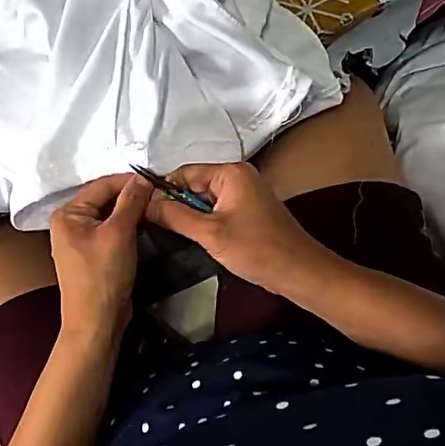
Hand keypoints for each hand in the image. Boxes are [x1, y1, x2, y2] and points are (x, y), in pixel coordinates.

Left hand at [49, 173, 150, 337]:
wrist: (95, 321)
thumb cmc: (101, 278)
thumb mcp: (119, 234)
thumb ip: (130, 202)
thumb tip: (142, 179)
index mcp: (67, 214)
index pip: (101, 186)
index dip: (128, 181)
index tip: (155, 179)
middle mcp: (69, 224)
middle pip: (104, 199)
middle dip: (130, 196)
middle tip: (158, 194)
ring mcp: (79, 240)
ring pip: (109, 215)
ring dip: (130, 212)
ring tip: (155, 208)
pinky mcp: (92, 254)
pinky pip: (110, 231)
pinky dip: (126, 227)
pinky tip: (144, 226)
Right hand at [143, 162, 334, 294]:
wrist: (299, 272)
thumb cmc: (259, 250)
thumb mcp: (209, 233)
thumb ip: (174, 215)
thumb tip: (146, 203)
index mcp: (230, 172)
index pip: (182, 173)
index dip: (162, 191)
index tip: (145, 212)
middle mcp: (238, 176)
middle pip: (191, 185)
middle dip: (176, 204)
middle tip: (161, 227)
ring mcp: (244, 193)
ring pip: (202, 199)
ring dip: (190, 216)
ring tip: (180, 235)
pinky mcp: (246, 210)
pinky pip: (215, 209)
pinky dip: (204, 221)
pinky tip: (199, 238)